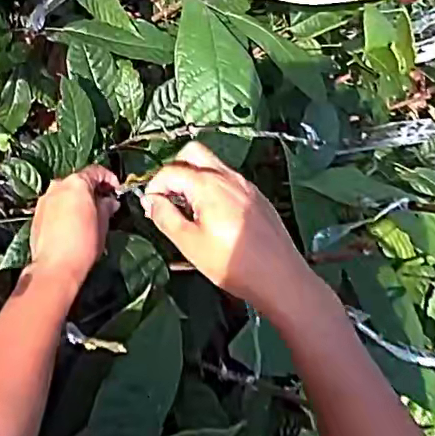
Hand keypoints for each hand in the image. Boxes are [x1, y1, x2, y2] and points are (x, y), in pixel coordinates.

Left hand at [28, 165, 117, 285]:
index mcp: (76, 183)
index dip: (109, 178)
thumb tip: (109, 201)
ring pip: (65, 192)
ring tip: (89, 215)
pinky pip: (55, 204)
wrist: (55, 266)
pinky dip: (65, 208)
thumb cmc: (83, 244)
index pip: (95, 171)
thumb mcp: (102, 224)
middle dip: (92, 190)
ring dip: (77, 199)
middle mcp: (57, 185)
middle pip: (78, 181)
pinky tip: (72, 223)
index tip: (116, 190)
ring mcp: (45, 198)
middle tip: (105, 203)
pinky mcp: (37, 212)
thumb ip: (106, 207)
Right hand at [142, 142, 321, 319]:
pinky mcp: (258, 197)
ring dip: (194, 177)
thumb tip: (152, 200)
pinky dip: (213, 186)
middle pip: (193, 153)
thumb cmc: (232, 264)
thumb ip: (164, 216)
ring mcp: (246, 185)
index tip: (151, 207)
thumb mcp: (189, 243)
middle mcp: (227, 177)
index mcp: (208, 184)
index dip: (154, 186)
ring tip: (190, 207)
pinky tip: (214, 215)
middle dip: (175, 169)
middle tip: (169, 195)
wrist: (283, 282)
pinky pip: (228, 179)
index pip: (170, 171)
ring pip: (212, 164)